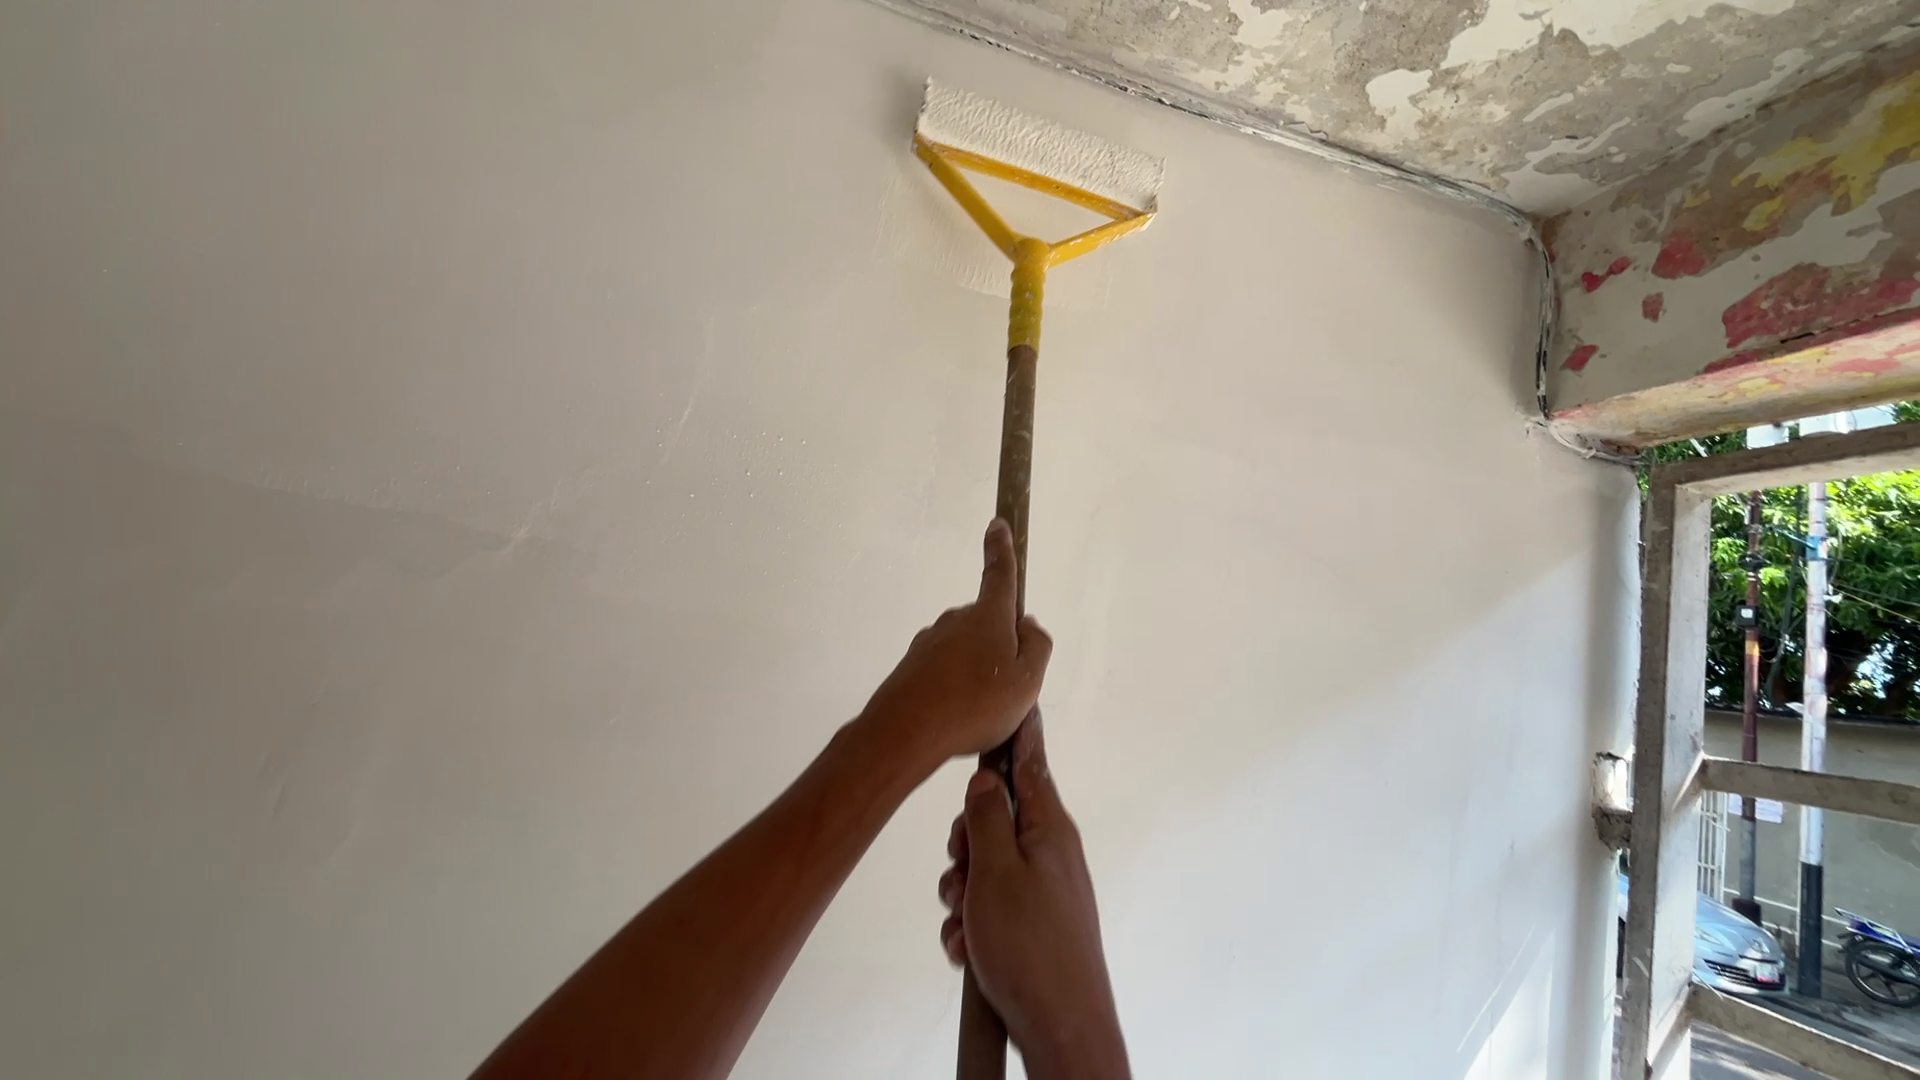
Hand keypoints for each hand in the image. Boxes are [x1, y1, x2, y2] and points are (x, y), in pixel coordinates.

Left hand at [860, 519, 1051, 763]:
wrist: (906, 732)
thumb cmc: (976, 704)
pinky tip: (956, 717)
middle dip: (1000, 646)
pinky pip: (945, 671)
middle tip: (1008, 690)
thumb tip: (1027, 623)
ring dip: (977, 672)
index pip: (1000, 575)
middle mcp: (956, 620)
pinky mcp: (912, 666)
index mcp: (988, 616)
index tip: (997, 524)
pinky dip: (955, 687)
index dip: (1002, 550)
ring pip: (966, 650)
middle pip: (987, 623)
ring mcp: (930, 641)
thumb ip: (1037, 647)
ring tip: (981, 713)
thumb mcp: (1028, 681)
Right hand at [937, 713, 1128, 1079]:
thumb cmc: (1030, 948)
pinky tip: (969, 950)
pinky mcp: (1034, 925)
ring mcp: (1042, 890)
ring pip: (986, 867)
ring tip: (964, 925)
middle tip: (960, 871)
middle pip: (995, 819)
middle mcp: (1049, 853)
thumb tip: (985, 779)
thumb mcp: (995, 872)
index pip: (1031, 764)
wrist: (1061, 1031)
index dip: (1021, 733)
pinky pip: (992, 908)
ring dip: (963, 892)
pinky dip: (973, 925)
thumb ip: (985, 819)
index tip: (1023, 701)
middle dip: (966, 843)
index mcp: (1048, 829)